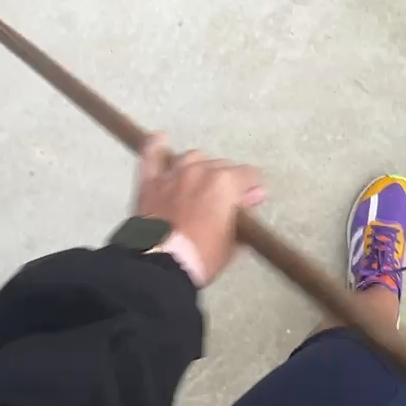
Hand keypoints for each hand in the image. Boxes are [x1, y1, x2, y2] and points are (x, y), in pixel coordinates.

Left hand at [133, 133, 265, 285]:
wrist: (158, 267)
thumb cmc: (201, 257)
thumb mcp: (232, 241)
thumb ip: (244, 212)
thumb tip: (255, 195)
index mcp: (225, 183)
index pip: (249, 174)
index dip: (252, 187)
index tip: (251, 200)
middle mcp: (201, 170)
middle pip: (222, 166)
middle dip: (228, 180)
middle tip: (225, 201)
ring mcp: (173, 174)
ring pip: (193, 158)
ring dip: (201, 167)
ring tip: (201, 182)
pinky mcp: (150, 183)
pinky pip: (151, 155)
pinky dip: (156, 145)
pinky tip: (161, 138)